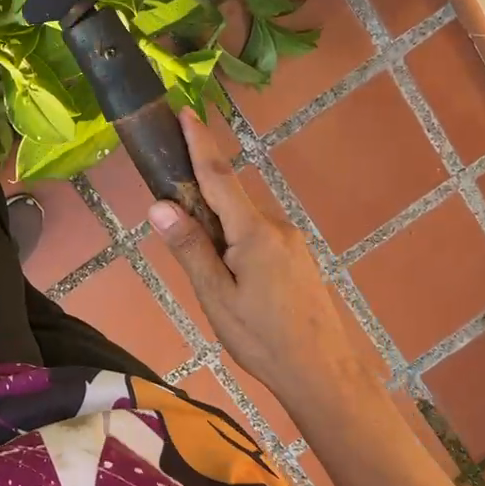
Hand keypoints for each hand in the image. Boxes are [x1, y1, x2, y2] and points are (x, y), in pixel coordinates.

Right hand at [147, 109, 376, 408]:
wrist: (323, 373)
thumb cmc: (262, 338)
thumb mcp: (216, 297)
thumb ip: (190, 249)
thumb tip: (160, 205)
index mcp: (254, 233)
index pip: (219, 177)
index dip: (199, 144)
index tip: (184, 112)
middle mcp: (277, 227)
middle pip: (228, 203)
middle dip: (199, 207)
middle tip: (176, 238)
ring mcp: (291, 243)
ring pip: (242, 225)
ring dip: (219, 236)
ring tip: (211, 282)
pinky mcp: (298, 259)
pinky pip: (257, 240)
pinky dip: (236, 248)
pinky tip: (234, 287)